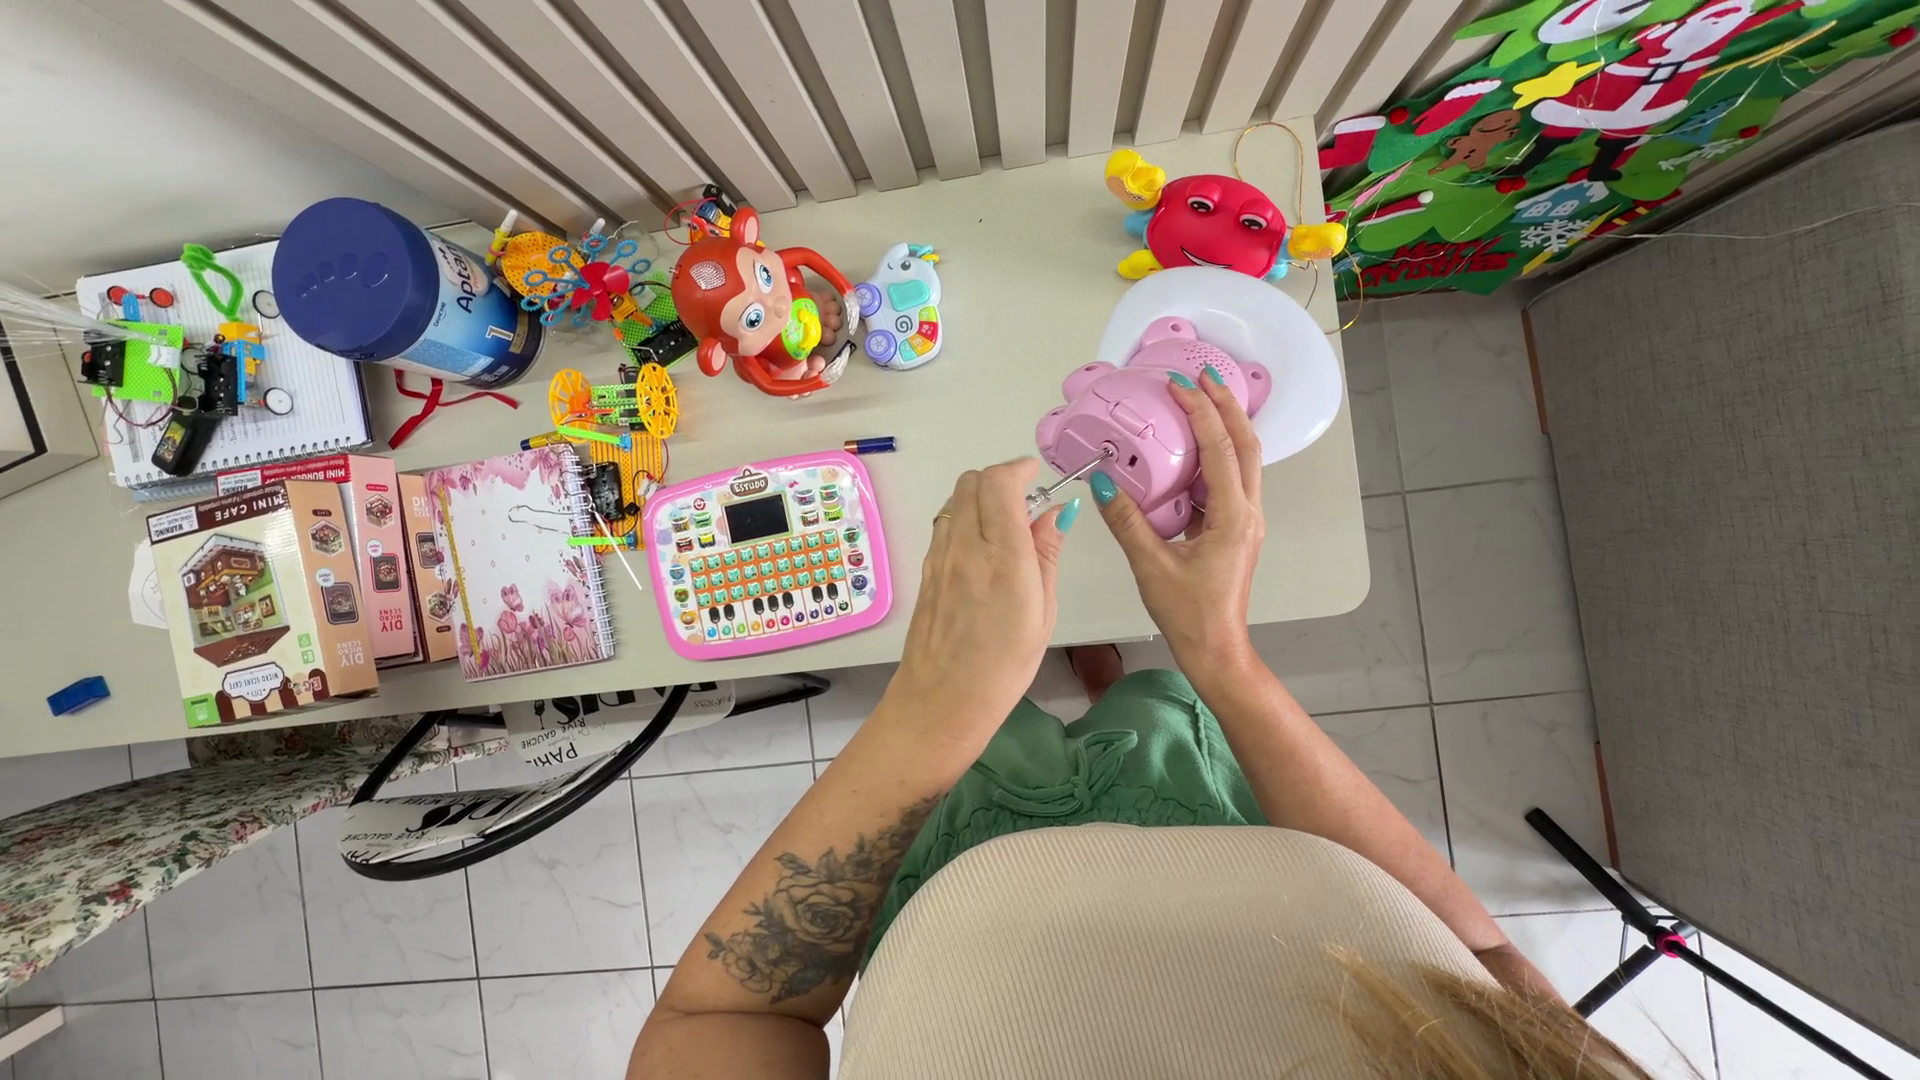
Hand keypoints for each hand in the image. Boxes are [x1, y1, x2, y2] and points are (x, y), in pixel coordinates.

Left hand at [882, 459, 1070, 751]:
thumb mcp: (1042, 612)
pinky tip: (983, 546)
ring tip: (1006, 523)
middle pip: (972, 481)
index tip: (1037, 473)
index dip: (1019, 467)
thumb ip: (1046, 555)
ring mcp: (939, 556)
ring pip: (954, 500)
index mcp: (1002, 556)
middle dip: (1000, 477)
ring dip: (980, 496)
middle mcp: (965, 546)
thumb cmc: (1005, 665)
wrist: (942, 700)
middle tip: (1025, 498)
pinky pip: (945, 524)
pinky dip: (965, 517)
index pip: (999, 483)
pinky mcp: (926, 569)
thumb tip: (1054, 513)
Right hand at [1091, 373, 1264, 675]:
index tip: (1179, 384)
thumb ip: (1126, 521)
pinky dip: (1216, 454)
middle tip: (1203, 376)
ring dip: (1225, 426)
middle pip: (1246, 444)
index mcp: (1233, 518)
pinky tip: (1191, 450)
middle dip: (1226, 405)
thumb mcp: (1150, 565)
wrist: (1216, 648)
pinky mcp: (1237, 529)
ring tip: (1201, 400)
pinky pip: (1231, 479)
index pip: (1220, 449)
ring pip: (1244, 460)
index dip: (1201, 411)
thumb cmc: (1189, 614)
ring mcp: (1246, 521)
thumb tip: (1102, 482)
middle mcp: (1248, 513)